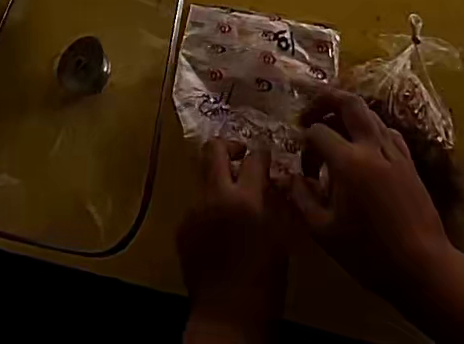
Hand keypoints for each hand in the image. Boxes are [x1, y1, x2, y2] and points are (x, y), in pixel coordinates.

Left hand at [178, 140, 286, 337]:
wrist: (228, 317)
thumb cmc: (265, 279)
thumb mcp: (280, 234)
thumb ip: (275, 199)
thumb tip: (273, 178)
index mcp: (246, 198)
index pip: (254, 156)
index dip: (262, 153)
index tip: (266, 157)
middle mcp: (216, 196)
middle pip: (213, 149)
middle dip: (228, 146)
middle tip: (240, 157)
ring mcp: (194, 210)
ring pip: (203, 177)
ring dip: (218, 181)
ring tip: (231, 200)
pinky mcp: (182, 227)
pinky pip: (197, 204)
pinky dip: (209, 206)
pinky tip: (219, 227)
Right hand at [284, 89, 454, 298]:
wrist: (422, 266)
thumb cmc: (369, 253)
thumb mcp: (325, 232)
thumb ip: (302, 198)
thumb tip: (288, 177)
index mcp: (349, 162)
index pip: (318, 132)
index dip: (304, 142)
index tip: (302, 163)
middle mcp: (372, 146)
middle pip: (349, 102)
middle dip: (325, 99)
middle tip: (310, 112)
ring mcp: (394, 150)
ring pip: (369, 113)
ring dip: (347, 113)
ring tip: (333, 128)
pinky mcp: (408, 159)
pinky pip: (386, 129)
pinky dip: (369, 128)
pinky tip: (363, 146)